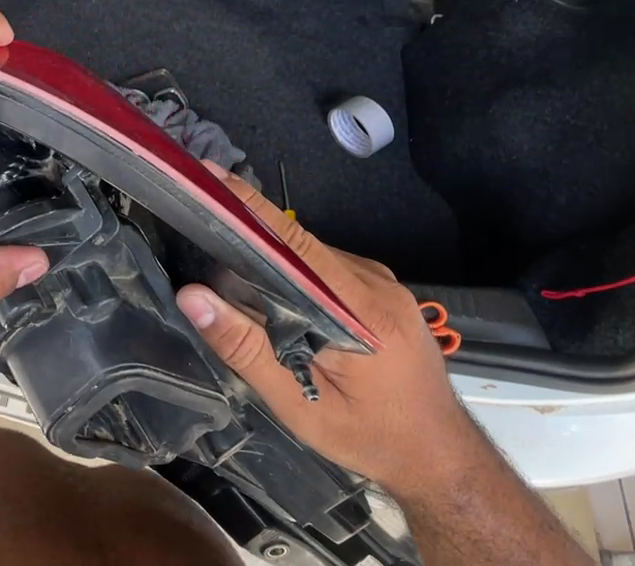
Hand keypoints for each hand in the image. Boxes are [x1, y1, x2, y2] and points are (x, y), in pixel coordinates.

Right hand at [175, 169, 487, 497]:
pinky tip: (271, 291)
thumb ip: (246, 349)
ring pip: (312, 256)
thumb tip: (191, 297)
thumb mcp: (299, 405)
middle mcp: (376, 284)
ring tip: (224, 260)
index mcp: (361, 309)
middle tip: (198, 222)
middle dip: (249, 230)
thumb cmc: (369, 436)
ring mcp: (384, 285)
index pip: (294, 242)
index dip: (249, 206)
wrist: (443, 460)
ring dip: (272, 257)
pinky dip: (294, 271)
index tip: (210, 174)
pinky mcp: (384, 292)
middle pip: (300, 244)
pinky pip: (327, 268)